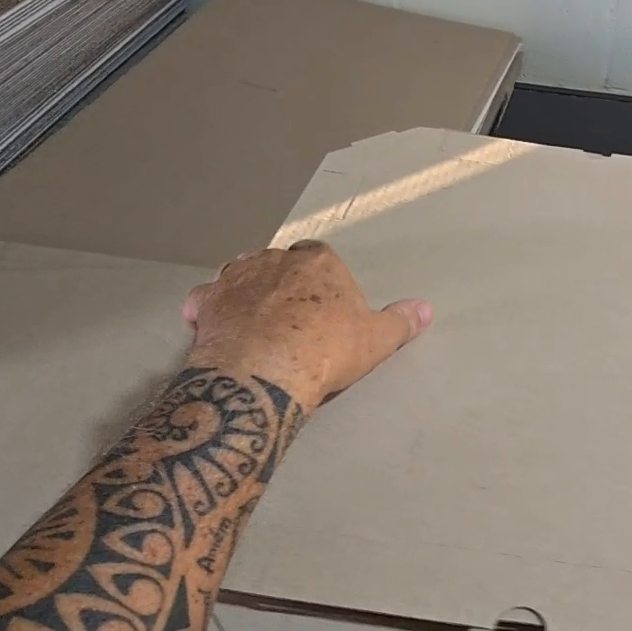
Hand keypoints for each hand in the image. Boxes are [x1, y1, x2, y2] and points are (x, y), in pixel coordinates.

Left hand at [182, 242, 431, 410]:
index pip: (321, 258)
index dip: (323, 283)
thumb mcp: (376, 340)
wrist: (265, 372)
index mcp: (319, 262)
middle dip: (284, 285)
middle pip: (280, 264)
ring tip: (259, 323)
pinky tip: (218, 327)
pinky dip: (212, 310)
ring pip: (241, 274)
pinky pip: (207, 299)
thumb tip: (424, 310)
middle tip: (294, 319)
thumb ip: (401, 322)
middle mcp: (275, 259)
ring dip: (248, 292)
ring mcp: (237, 278)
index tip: (326, 308)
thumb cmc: (324, 352)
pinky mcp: (208, 302)